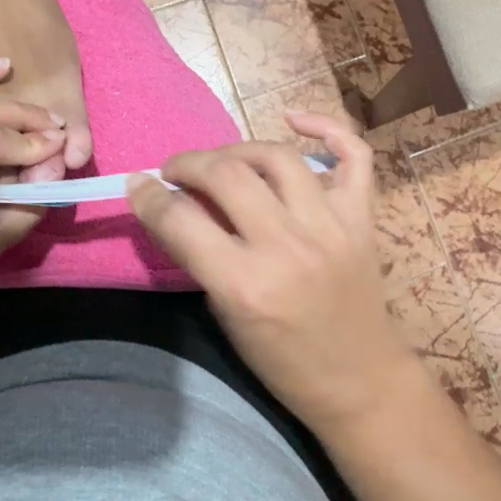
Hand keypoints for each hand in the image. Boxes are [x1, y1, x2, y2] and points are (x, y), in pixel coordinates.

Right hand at [126, 111, 420, 431]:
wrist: (359, 379)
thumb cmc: (283, 362)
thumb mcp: (227, 317)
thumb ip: (203, 258)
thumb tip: (176, 206)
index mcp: (246, 284)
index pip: (182, 220)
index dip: (149, 197)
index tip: (139, 186)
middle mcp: (288, 246)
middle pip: (227, 175)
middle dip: (189, 164)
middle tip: (176, 171)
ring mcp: (331, 227)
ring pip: (278, 156)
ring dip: (238, 149)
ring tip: (223, 161)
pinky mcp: (362, 218)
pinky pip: (353, 155)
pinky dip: (326, 127)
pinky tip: (292, 120)